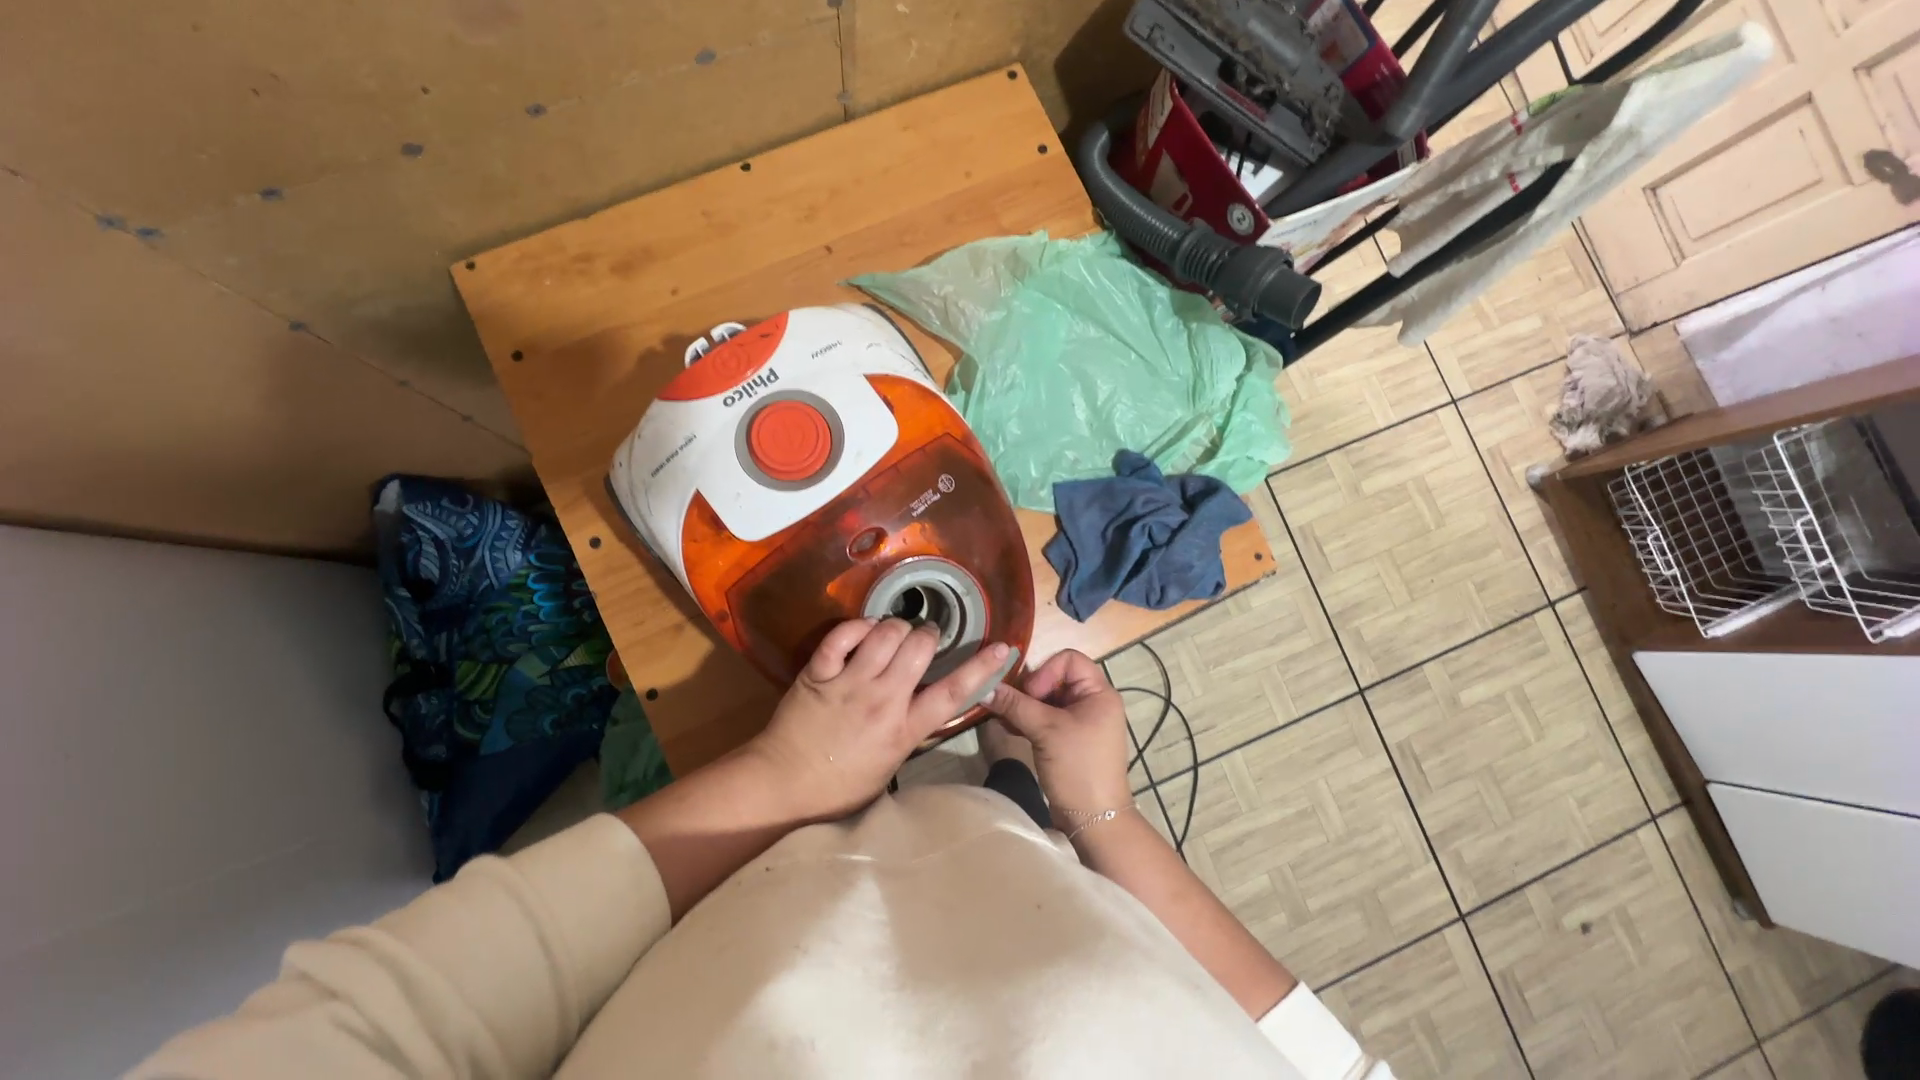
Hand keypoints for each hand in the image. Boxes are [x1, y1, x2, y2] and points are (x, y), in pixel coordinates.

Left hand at [746, 617, 1014, 822]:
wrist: (784, 784)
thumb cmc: (841, 787)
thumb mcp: (890, 765)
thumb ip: (910, 731)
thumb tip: (925, 704)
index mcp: (904, 730)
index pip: (952, 693)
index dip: (981, 667)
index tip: (1001, 648)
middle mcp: (882, 700)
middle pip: (920, 648)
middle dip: (928, 634)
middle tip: (925, 637)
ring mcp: (849, 683)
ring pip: (886, 632)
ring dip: (897, 626)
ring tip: (895, 632)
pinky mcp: (819, 672)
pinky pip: (844, 634)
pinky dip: (859, 625)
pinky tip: (865, 630)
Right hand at [986, 650, 1132, 818]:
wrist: (1093, 818)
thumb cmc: (1078, 767)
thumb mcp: (1045, 731)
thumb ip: (1015, 705)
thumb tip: (984, 687)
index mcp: (1099, 692)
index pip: (1069, 659)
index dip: (1046, 672)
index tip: (1031, 696)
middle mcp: (1092, 702)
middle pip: (1055, 678)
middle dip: (1031, 690)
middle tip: (1013, 709)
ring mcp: (1081, 721)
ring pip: (1047, 699)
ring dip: (1025, 706)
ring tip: (1005, 720)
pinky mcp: (1068, 739)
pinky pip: (1046, 718)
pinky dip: (1028, 720)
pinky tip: (1009, 729)